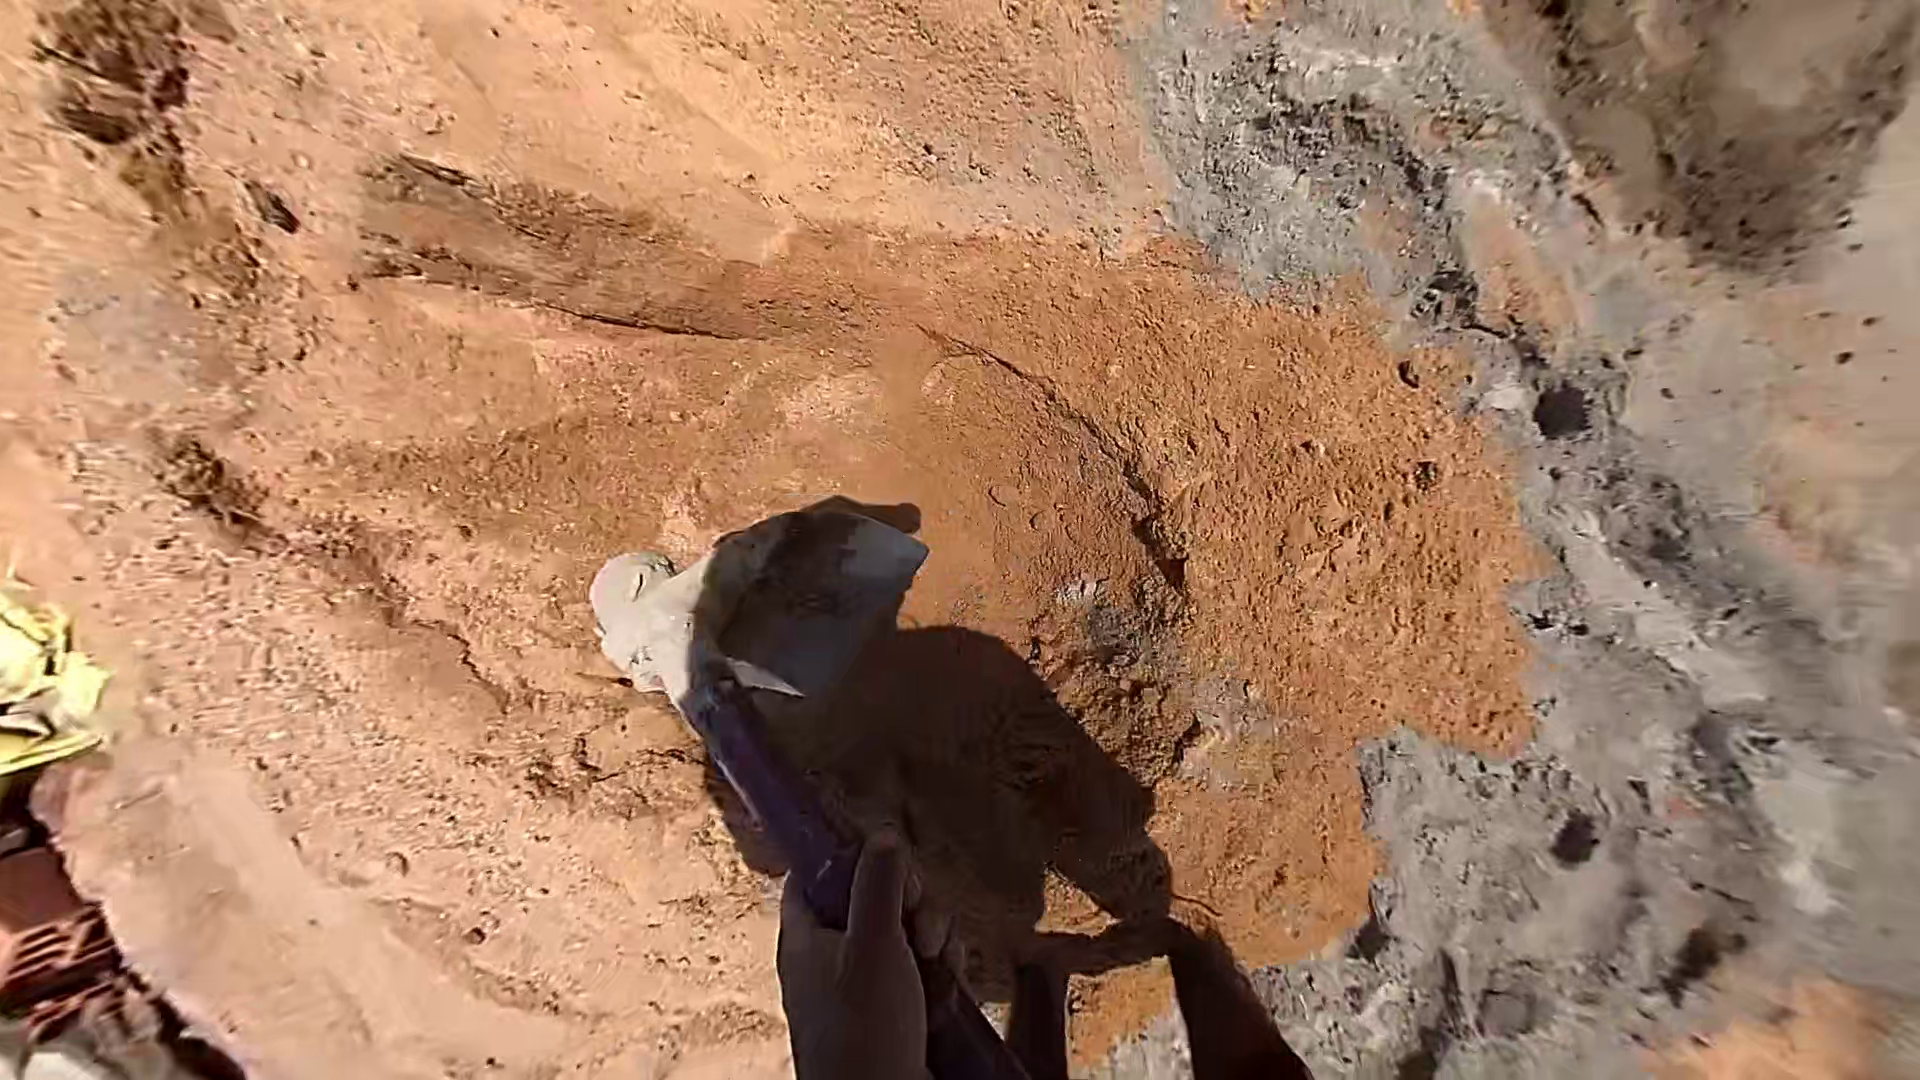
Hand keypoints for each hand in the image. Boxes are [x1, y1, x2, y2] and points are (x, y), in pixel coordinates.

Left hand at [778, 833, 957, 1079]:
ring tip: (936, 953)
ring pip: (902, 922)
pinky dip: (938, 959)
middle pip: (869, 892)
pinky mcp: (896, 1001)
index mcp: (807, 937)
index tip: (880, 855)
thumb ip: (878, 883)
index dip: (844, 856)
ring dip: (929, 927)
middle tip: (915, 907)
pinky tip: (948, 974)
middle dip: (905, 894)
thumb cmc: (866, 1031)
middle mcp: (833, 953)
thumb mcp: (873, 945)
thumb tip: (882, 832)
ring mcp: (865, 979)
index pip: (812, 874)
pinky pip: (920, 957)